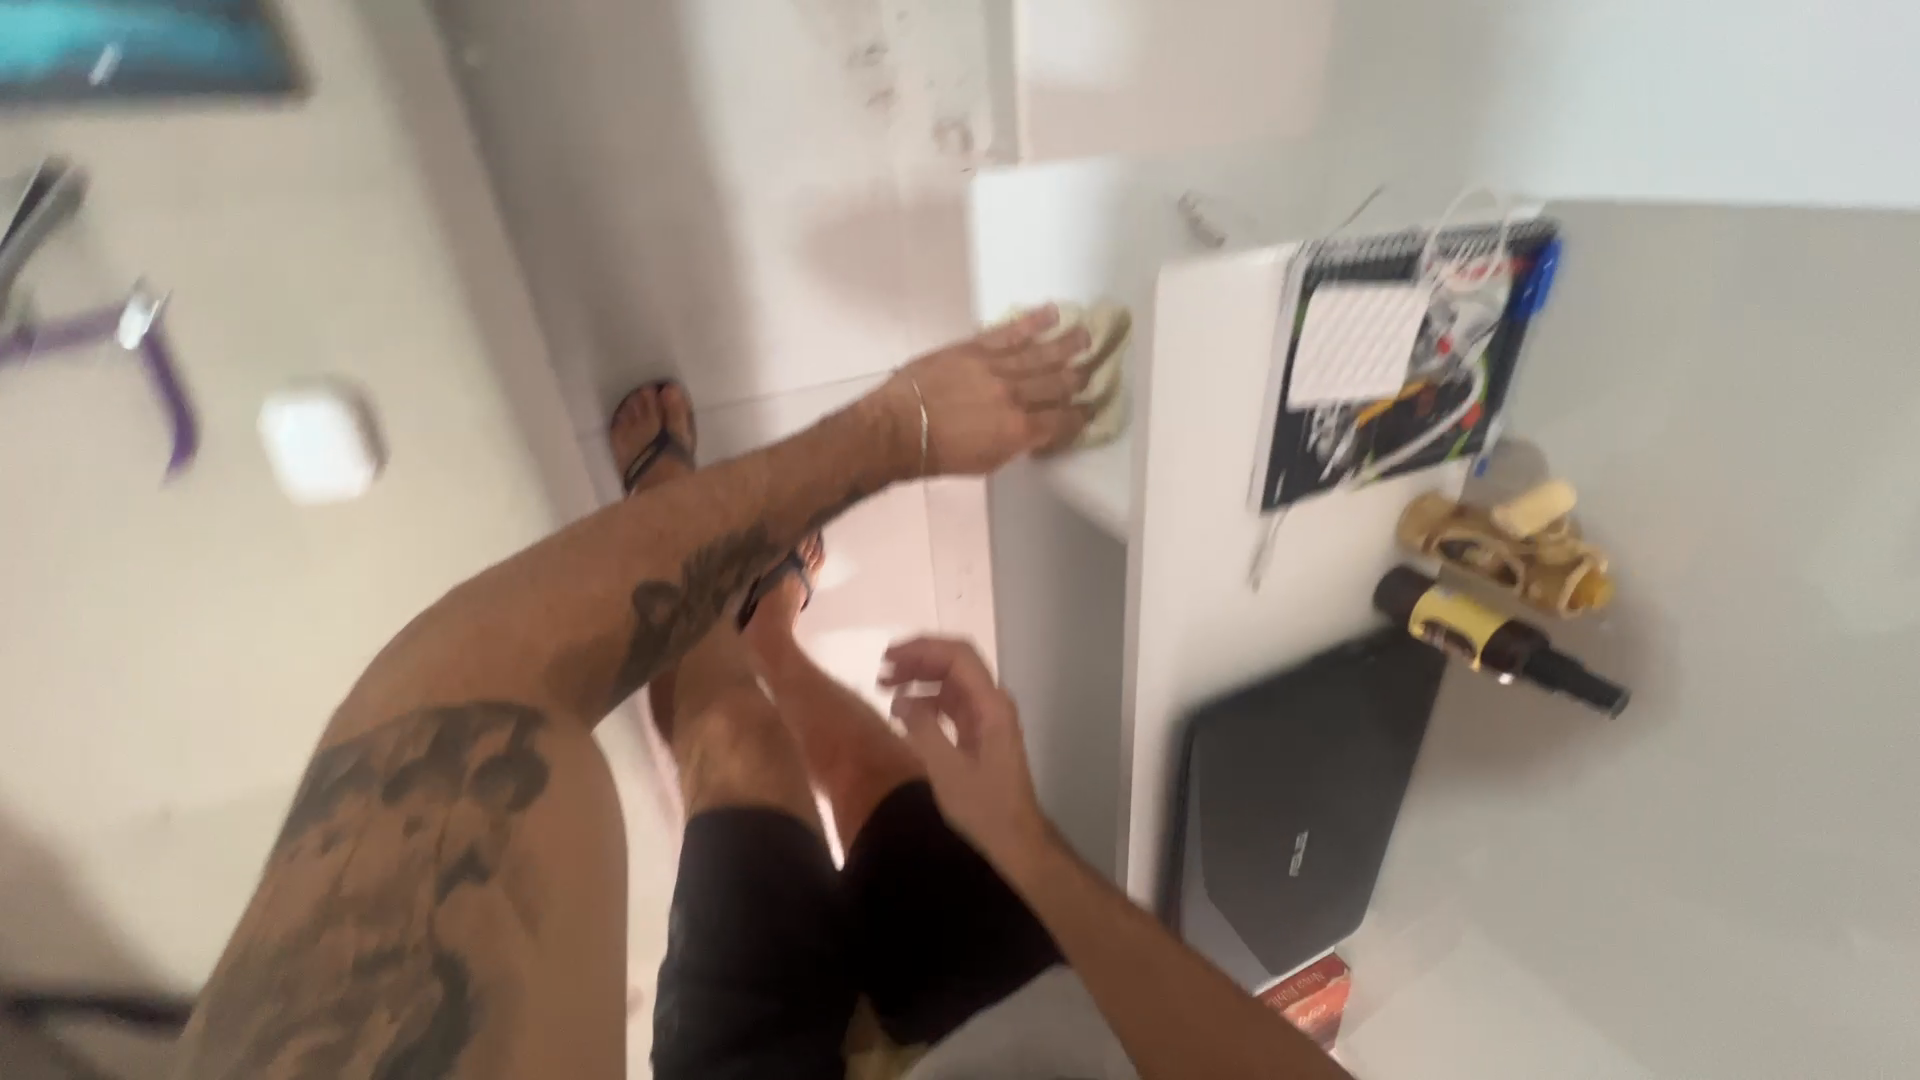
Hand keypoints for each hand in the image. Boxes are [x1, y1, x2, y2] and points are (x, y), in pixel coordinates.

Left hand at [879, 306, 1093, 477]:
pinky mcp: (976, 348)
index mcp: (1019, 429)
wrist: (899, 429)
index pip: (1062, 421)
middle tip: (1092, 371)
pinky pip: (1011, 331)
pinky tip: (1051, 313)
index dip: (1080, 416)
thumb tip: (1033, 431)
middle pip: (1058, 383)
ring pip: (1042, 352)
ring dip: (1068, 344)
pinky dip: (1033, 321)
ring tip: (1086, 336)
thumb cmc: (940, 454)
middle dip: (1078, 378)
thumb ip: (1016, 443)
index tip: (1089, 410)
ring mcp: (996, 367)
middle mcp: (1015, 395)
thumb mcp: (988, 461)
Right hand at [881, 637, 1054, 867]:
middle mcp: (992, 702)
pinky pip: (951, 702)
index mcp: (991, 705)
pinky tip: (904, 710)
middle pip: (955, 663)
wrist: (1015, 841)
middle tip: (883, 669)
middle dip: (918, 659)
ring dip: (920, 677)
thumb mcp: (947, 771)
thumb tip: (900, 699)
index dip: (923, 648)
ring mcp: (987, 716)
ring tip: (886, 685)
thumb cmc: (984, 809)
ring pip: (951, 681)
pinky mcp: (980, 732)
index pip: (958, 656)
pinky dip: (927, 699)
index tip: (889, 656)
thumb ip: (923, 729)